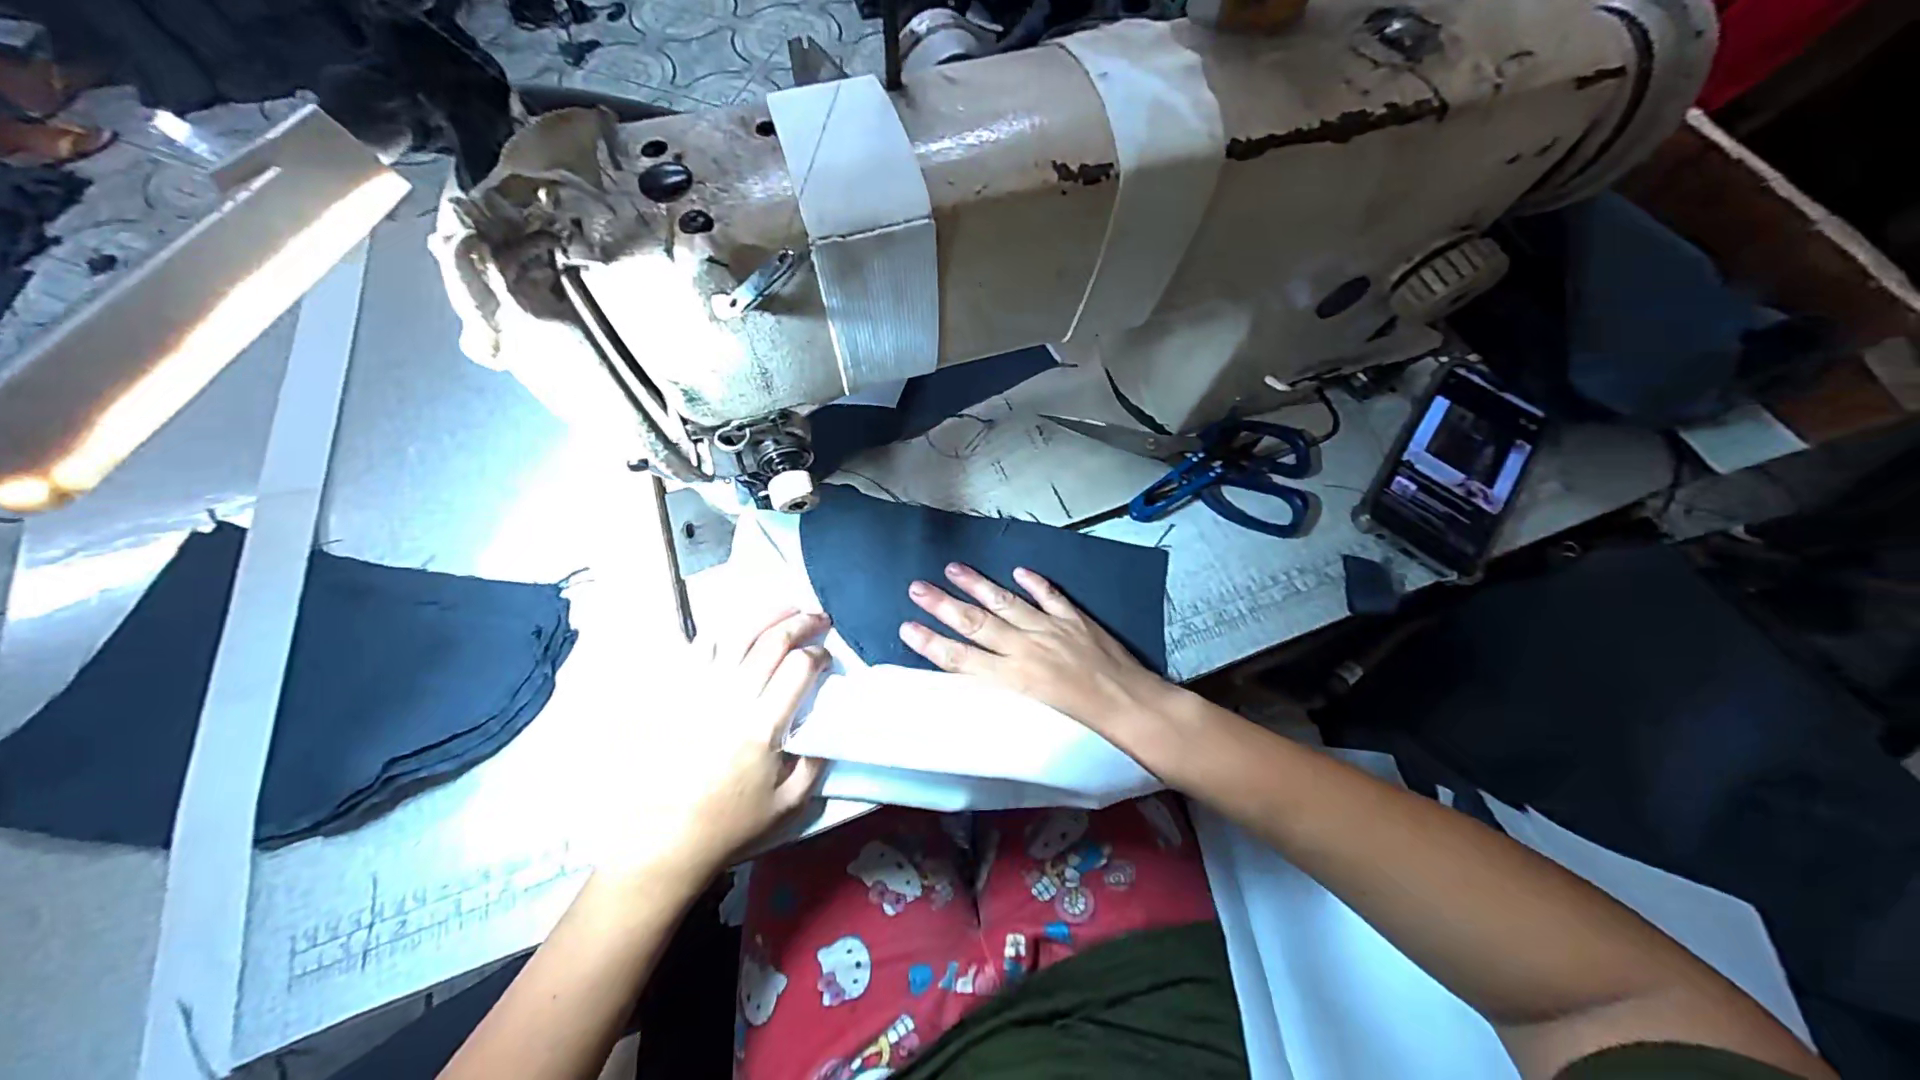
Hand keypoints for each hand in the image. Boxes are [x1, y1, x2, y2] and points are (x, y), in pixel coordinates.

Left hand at [600, 609, 828, 879]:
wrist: (663, 841)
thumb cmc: (730, 825)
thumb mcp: (789, 804)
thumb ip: (816, 763)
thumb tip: (827, 726)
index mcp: (762, 727)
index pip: (799, 669)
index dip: (819, 655)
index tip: (827, 659)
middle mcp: (731, 700)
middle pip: (771, 642)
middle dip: (802, 623)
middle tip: (819, 618)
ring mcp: (698, 694)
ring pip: (735, 636)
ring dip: (766, 616)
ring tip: (786, 609)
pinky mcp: (674, 696)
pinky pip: (699, 650)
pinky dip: (723, 632)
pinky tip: (738, 630)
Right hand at [898, 564, 1187, 758]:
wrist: (1132, 709)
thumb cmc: (1086, 728)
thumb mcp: (1036, 718)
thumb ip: (1006, 692)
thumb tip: (981, 675)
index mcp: (1014, 679)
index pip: (962, 659)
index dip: (932, 643)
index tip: (907, 627)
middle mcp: (1026, 649)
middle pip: (976, 623)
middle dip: (943, 605)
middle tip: (917, 587)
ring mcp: (1051, 629)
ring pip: (1006, 602)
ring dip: (978, 585)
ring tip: (953, 569)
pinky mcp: (1075, 620)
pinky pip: (1050, 596)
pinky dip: (1034, 583)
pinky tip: (1018, 571)